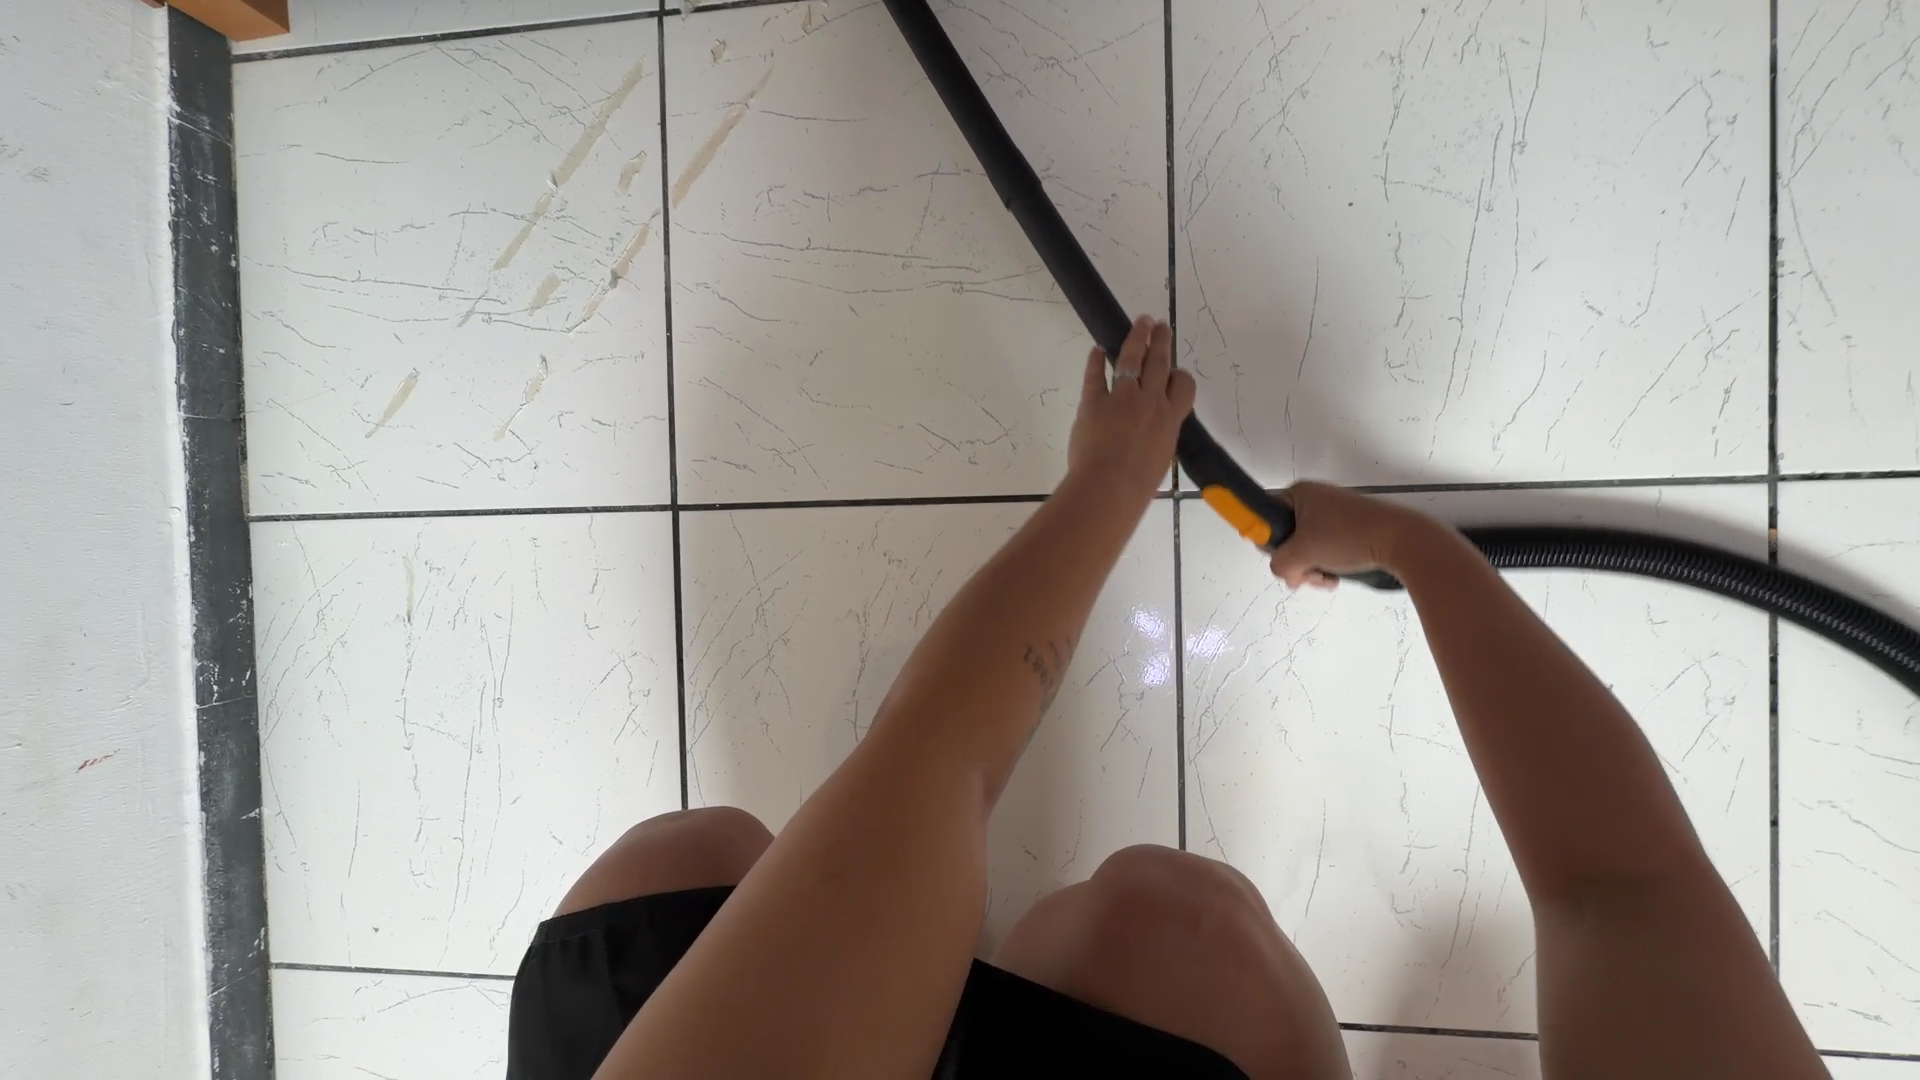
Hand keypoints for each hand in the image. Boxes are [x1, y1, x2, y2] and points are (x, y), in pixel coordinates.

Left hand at [1067, 316, 1194, 499]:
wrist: (1108, 486)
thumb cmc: (1137, 485)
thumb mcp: (1159, 461)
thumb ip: (1159, 441)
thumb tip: (1154, 440)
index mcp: (1170, 419)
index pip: (1183, 386)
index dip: (1180, 375)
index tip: (1176, 371)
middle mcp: (1150, 402)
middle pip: (1160, 363)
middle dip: (1162, 341)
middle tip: (1161, 326)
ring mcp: (1121, 398)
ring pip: (1132, 358)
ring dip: (1137, 337)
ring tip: (1142, 322)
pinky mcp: (1094, 402)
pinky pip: (1095, 376)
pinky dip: (1096, 361)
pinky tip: (1097, 350)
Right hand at [1267, 481, 1436, 588]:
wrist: (1402, 540)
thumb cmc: (1347, 538)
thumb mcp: (1301, 553)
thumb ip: (1279, 564)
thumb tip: (1286, 574)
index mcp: (1299, 493)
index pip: (1265, 518)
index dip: (1268, 542)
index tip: (1281, 560)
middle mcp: (1315, 499)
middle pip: (1287, 536)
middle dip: (1294, 562)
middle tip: (1305, 576)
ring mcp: (1335, 513)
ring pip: (1307, 547)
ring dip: (1311, 568)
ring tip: (1326, 579)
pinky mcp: (1352, 528)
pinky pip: (1327, 548)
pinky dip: (1327, 565)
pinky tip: (1336, 577)